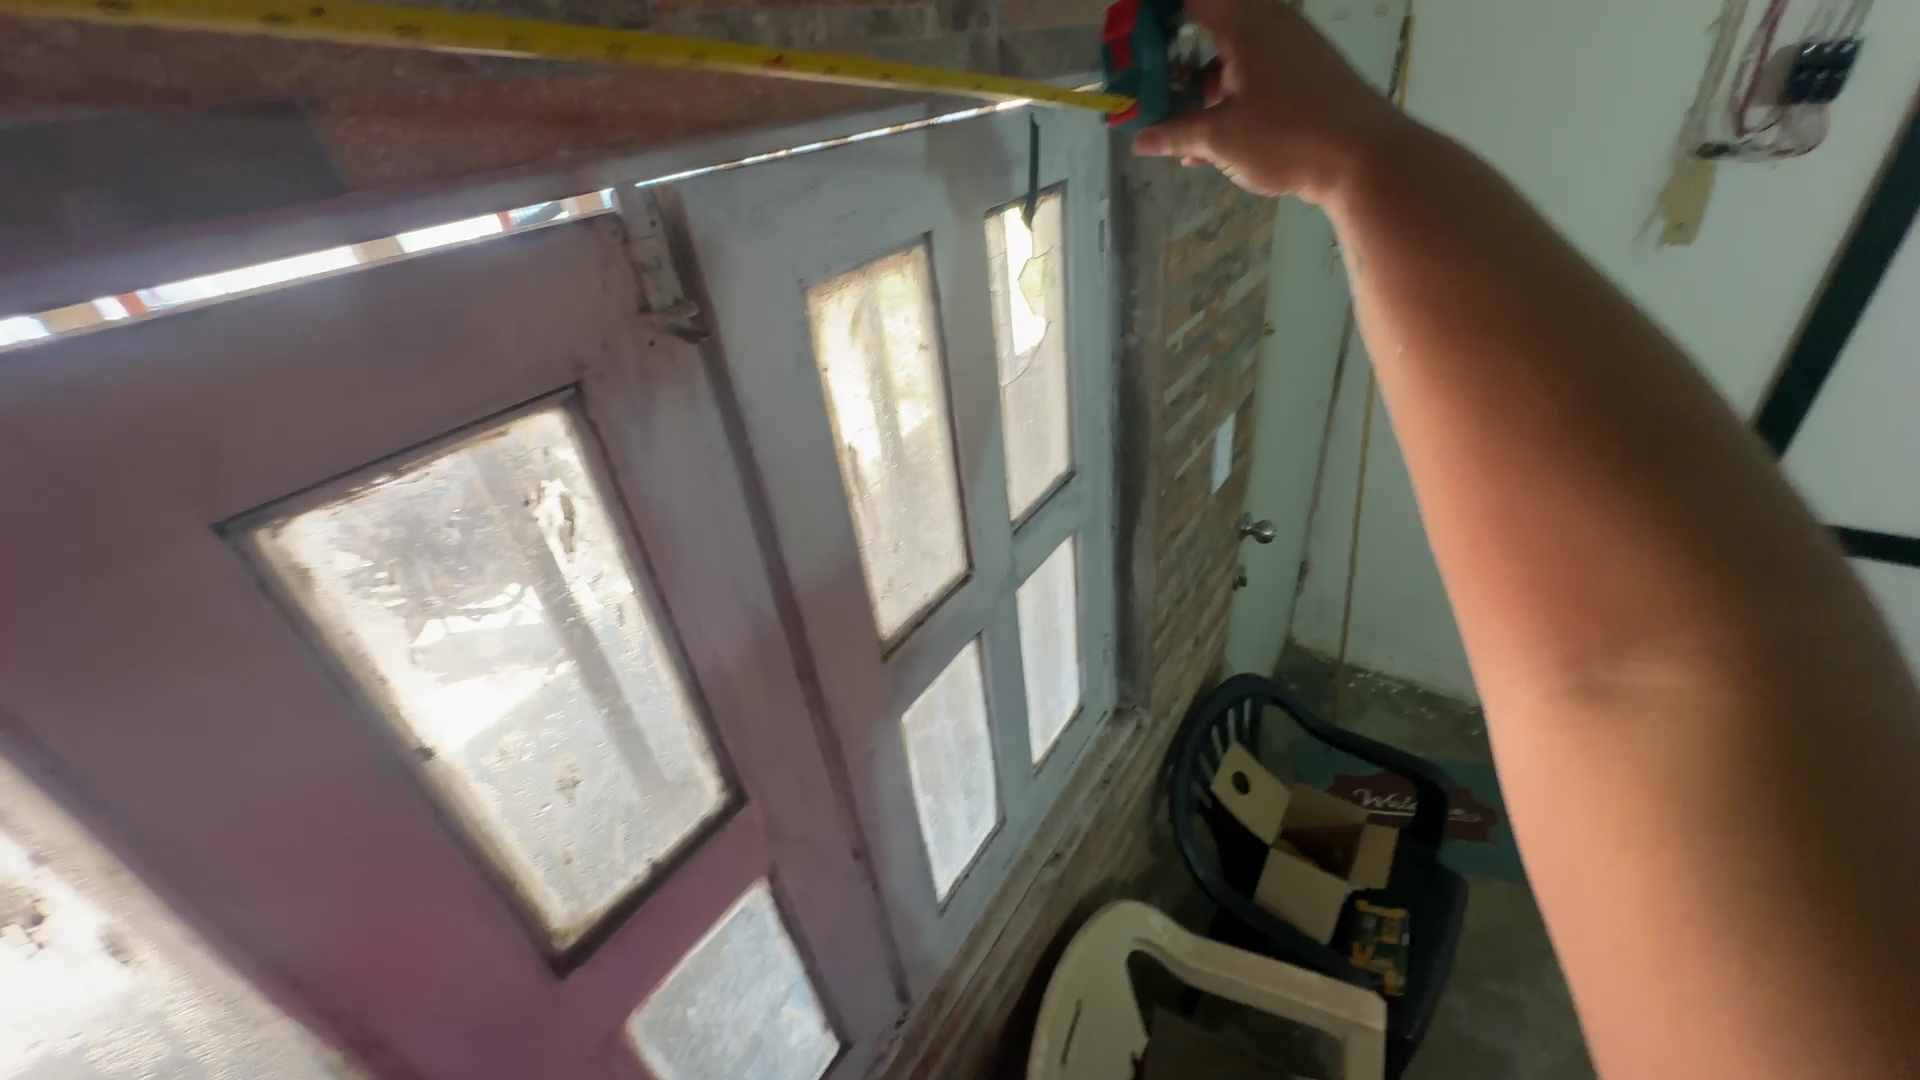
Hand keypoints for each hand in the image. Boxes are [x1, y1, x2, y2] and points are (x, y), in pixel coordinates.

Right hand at [1133, 0, 1407, 201]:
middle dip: (1176, 56)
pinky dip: (1228, 98)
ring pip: (1232, 55)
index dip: (1159, 13)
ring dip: (1201, 87)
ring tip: (1176, 127)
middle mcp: (1270, 24)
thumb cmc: (1286, 137)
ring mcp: (1291, 47)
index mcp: (1245, 25)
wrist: (1362, 156)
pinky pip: (1254, 74)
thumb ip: (1176, 134)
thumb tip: (1140, 139)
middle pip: (1212, 24)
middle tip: (1149, 87)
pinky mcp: (1305, 73)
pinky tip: (1210, 142)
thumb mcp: (1220, 140)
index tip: (1133, 34)